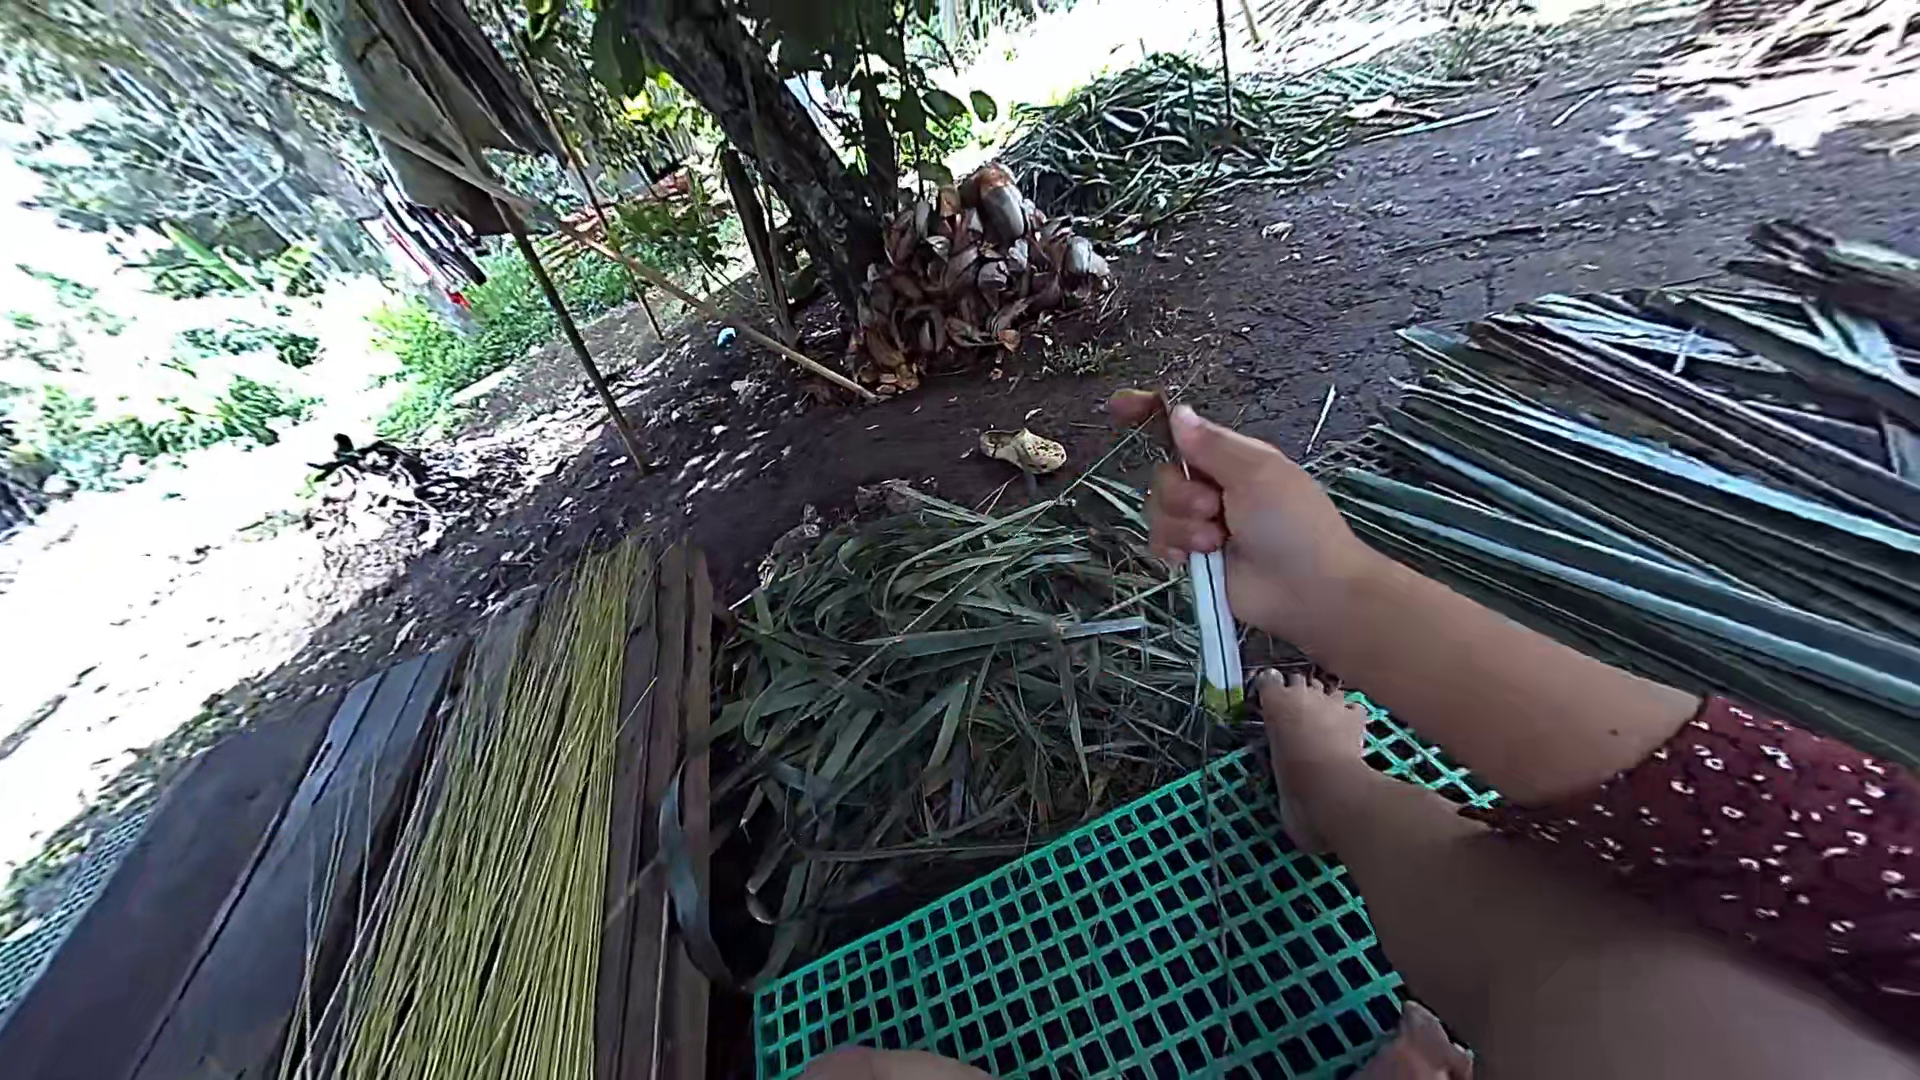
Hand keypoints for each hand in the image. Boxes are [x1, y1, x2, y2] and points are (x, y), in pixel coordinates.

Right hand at [1108, 390, 1379, 642]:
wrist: (1306, 589)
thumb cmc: (1292, 523)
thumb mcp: (1258, 473)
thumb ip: (1212, 444)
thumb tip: (1176, 412)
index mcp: (1229, 458)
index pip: (1182, 430)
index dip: (1149, 416)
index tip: (1119, 405)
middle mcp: (1210, 486)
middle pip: (1163, 475)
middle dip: (1181, 494)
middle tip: (1214, 508)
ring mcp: (1198, 522)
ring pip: (1157, 510)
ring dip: (1184, 526)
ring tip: (1216, 541)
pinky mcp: (1189, 555)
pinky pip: (1157, 540)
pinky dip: (1174, 548)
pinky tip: (1194, 559)